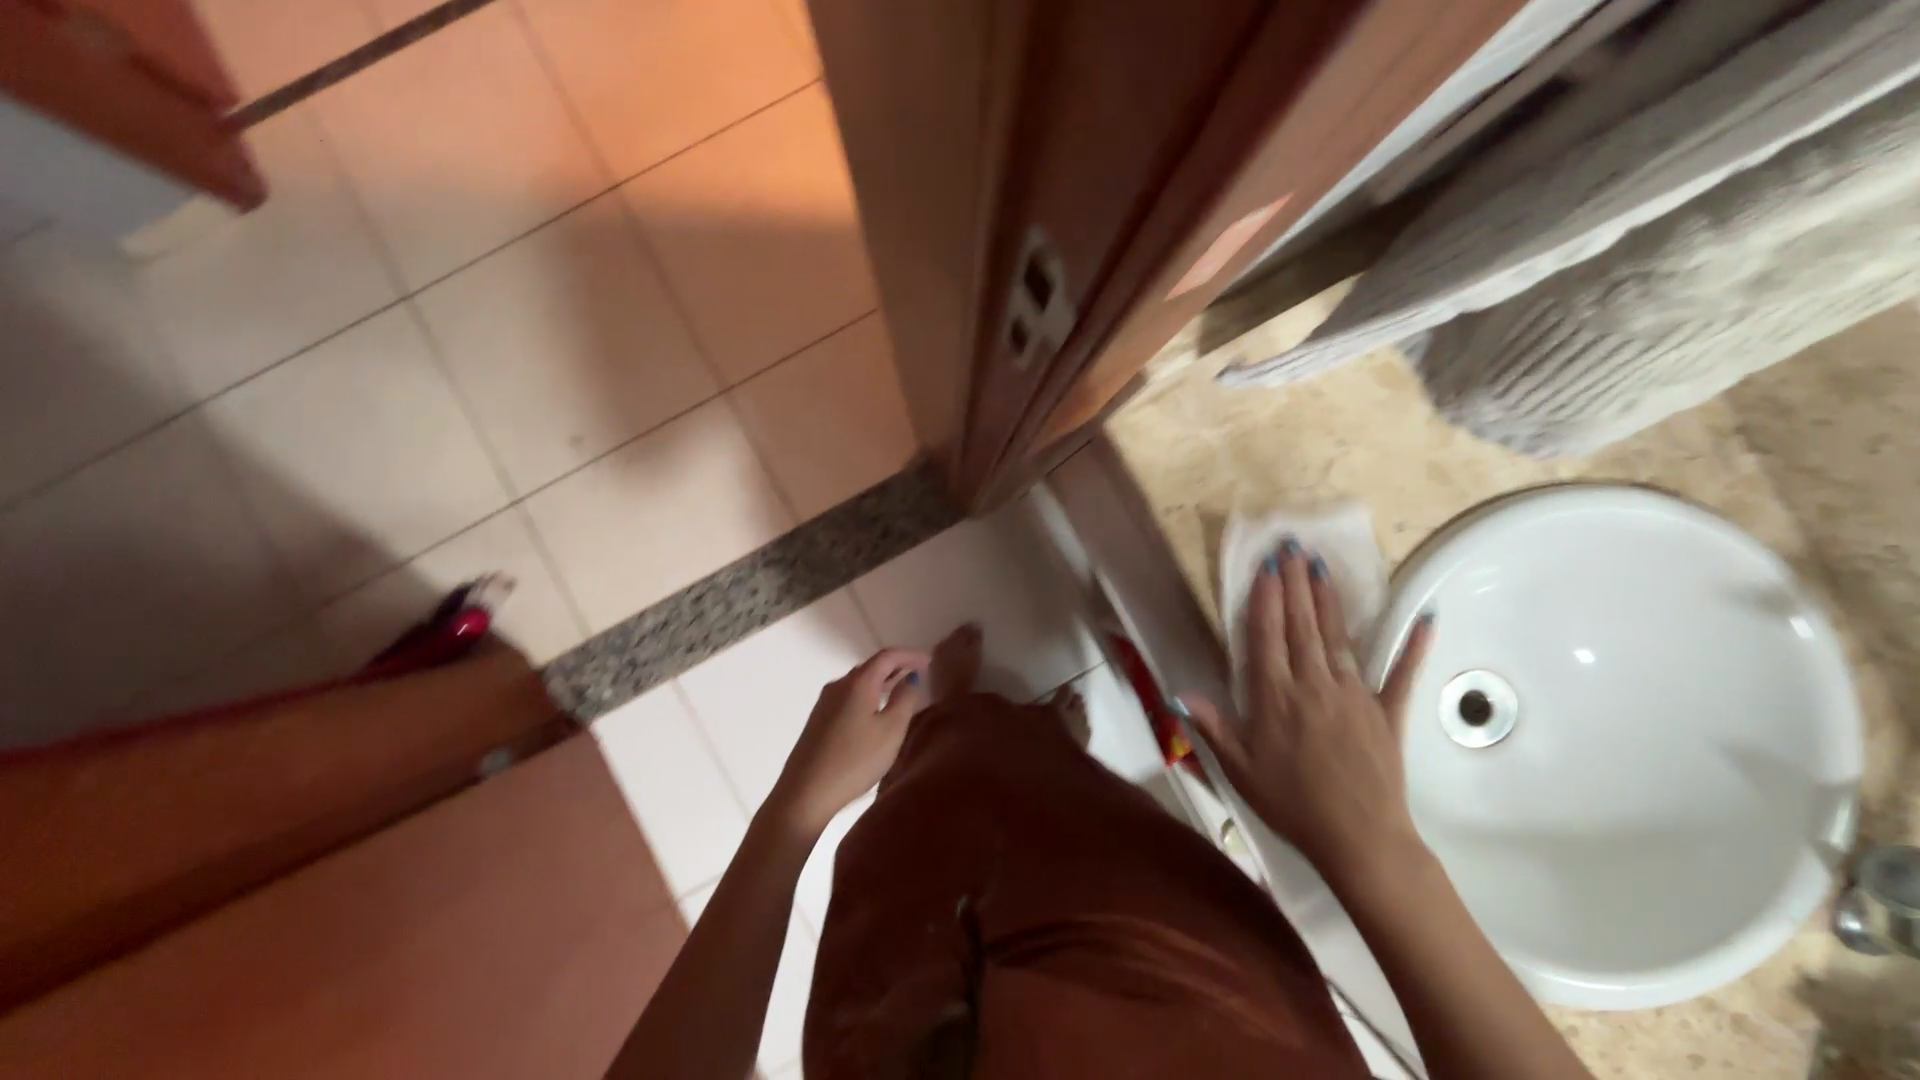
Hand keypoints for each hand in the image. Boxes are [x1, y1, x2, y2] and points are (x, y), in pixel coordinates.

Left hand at [770, 647, 931, 833]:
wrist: (806, 791)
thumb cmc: (855, 760)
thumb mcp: (890, 730)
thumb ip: (904, 699)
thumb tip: (910, 677)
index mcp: (858, 683)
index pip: (887, 656)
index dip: (910, 655)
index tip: (929, 660)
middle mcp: (838, 685)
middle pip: (871, 666)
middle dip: (896, 666)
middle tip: (919, 672)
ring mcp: (825, 702)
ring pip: (858, 682)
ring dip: (881, 681)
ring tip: (901, 688)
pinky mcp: (819, 720)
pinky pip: (849, 696)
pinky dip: (868, 694)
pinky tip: (876, 709)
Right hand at [1182, 540, 1434, 889]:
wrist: (1357, 838)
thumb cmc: (1291, 804)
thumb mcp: (1240, 769)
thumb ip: (1214, 726)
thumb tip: (1181, 693)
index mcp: (1274, 696)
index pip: (1267, 635)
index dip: (1266, 597)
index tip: (1266, 566)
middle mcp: (1312, 684)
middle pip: (1301, 625)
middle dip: (1295, 584)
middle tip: (1293, 548)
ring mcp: (1354, 694)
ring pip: (1338, 637)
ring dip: (1329, 600)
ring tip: (1322, 567)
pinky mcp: (1387, 711)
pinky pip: (1402, 672)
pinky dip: (1413, 645)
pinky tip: (1425, 617)